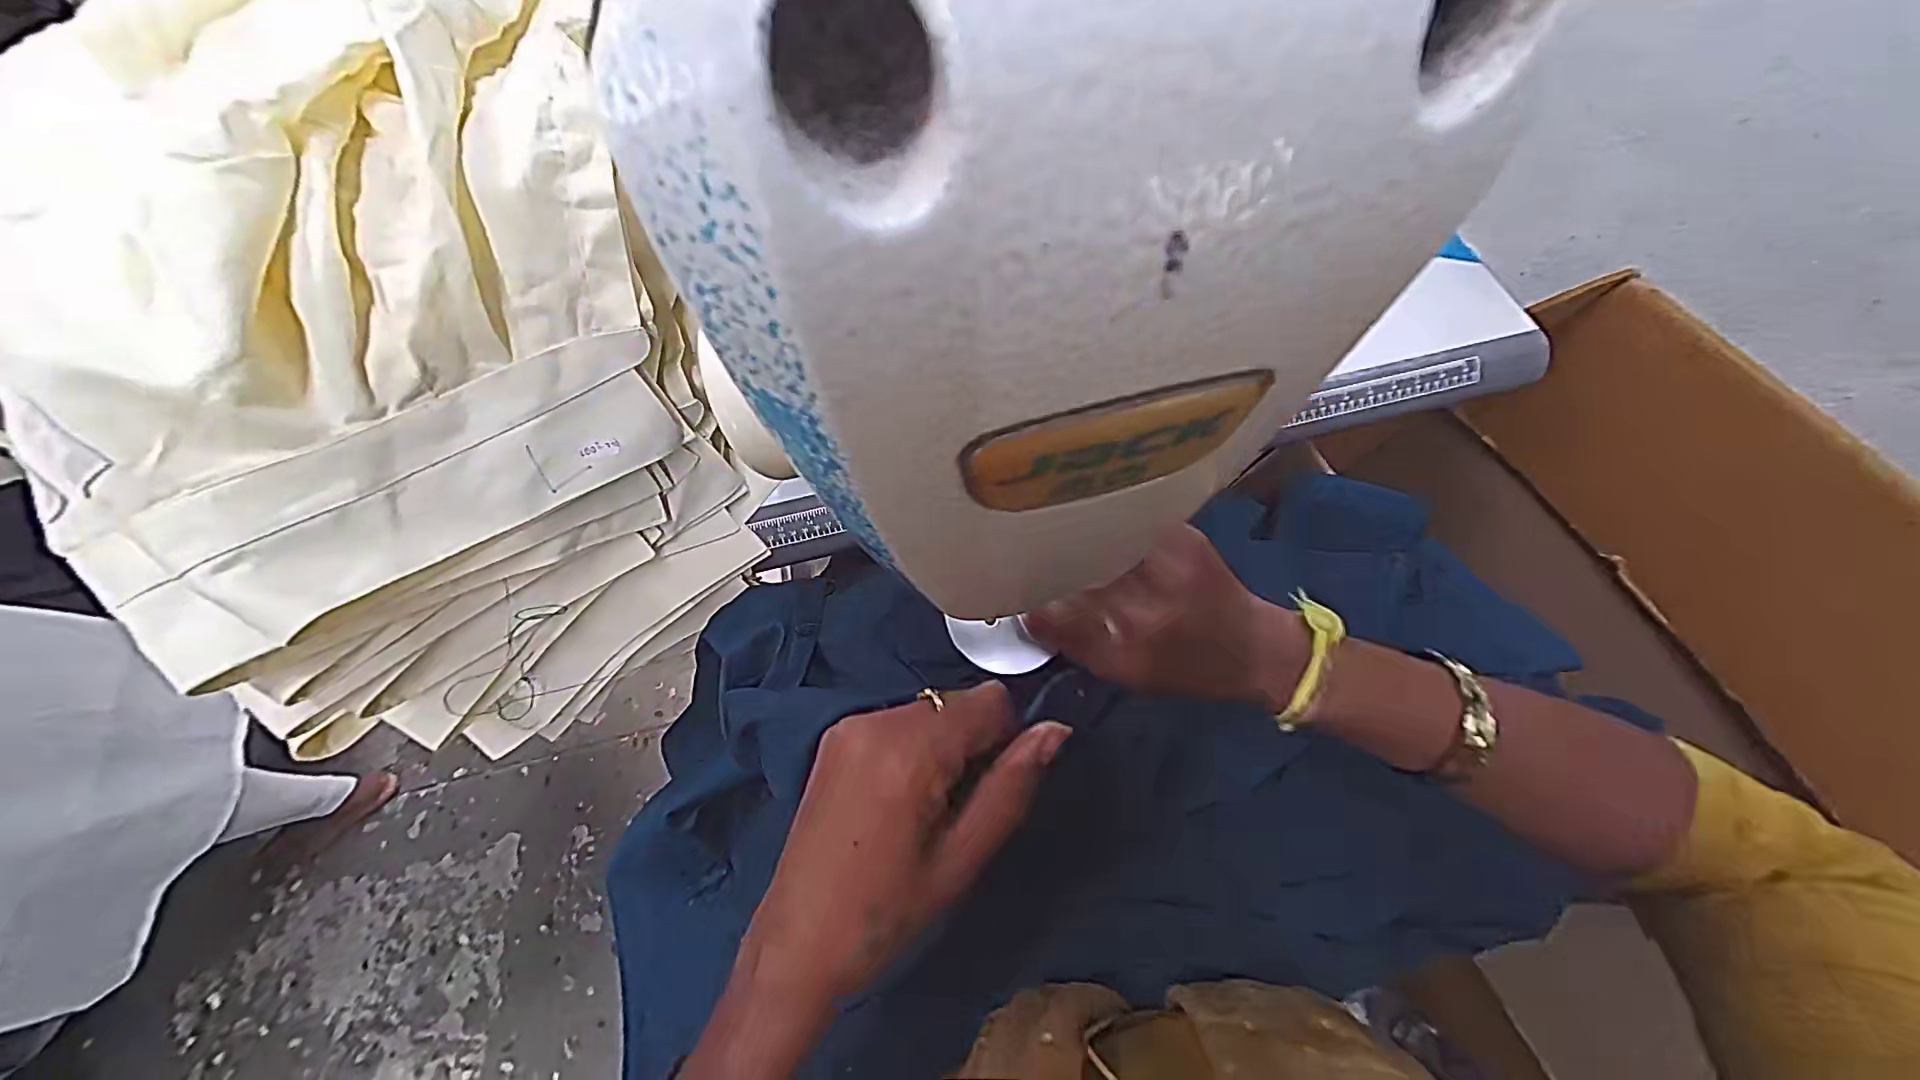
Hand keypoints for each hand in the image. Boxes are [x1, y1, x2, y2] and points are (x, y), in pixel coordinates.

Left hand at [683, 683, 1070, 1078]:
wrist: (797, 941)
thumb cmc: (885, 912)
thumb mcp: (961, 858)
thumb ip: (1011, 786)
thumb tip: (1055, 730)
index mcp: (911, 748)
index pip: (990, 699)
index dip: (1007, 737)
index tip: (989, 786)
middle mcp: (877, 719)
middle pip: (957, 703)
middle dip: (971, 743)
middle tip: (953, 809)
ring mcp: (849, 723)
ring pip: (929, 711)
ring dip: (942, 746)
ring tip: (921, 810)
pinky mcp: (834, 736)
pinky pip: (897, 721)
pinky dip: (912, 747)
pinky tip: (895, 799)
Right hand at [1025, 523, 1304, 707]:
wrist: (1257, 647)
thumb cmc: (1191, 670)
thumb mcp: (1129, 673)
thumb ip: (1075, 643)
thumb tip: (1029, 612)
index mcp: (1138, 626)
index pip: (1065, 597)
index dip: (1034, 586)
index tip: (1014, 582)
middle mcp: (1155, 582)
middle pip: (1080, 552)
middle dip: (1051, 552)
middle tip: (1027, 553)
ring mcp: (1173, 547)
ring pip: (1103, 531)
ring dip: (1076, 535)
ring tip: (1056, 539)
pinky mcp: (1185, 531)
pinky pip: (1128, 522)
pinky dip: (1105, 527)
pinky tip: (1092, 530)